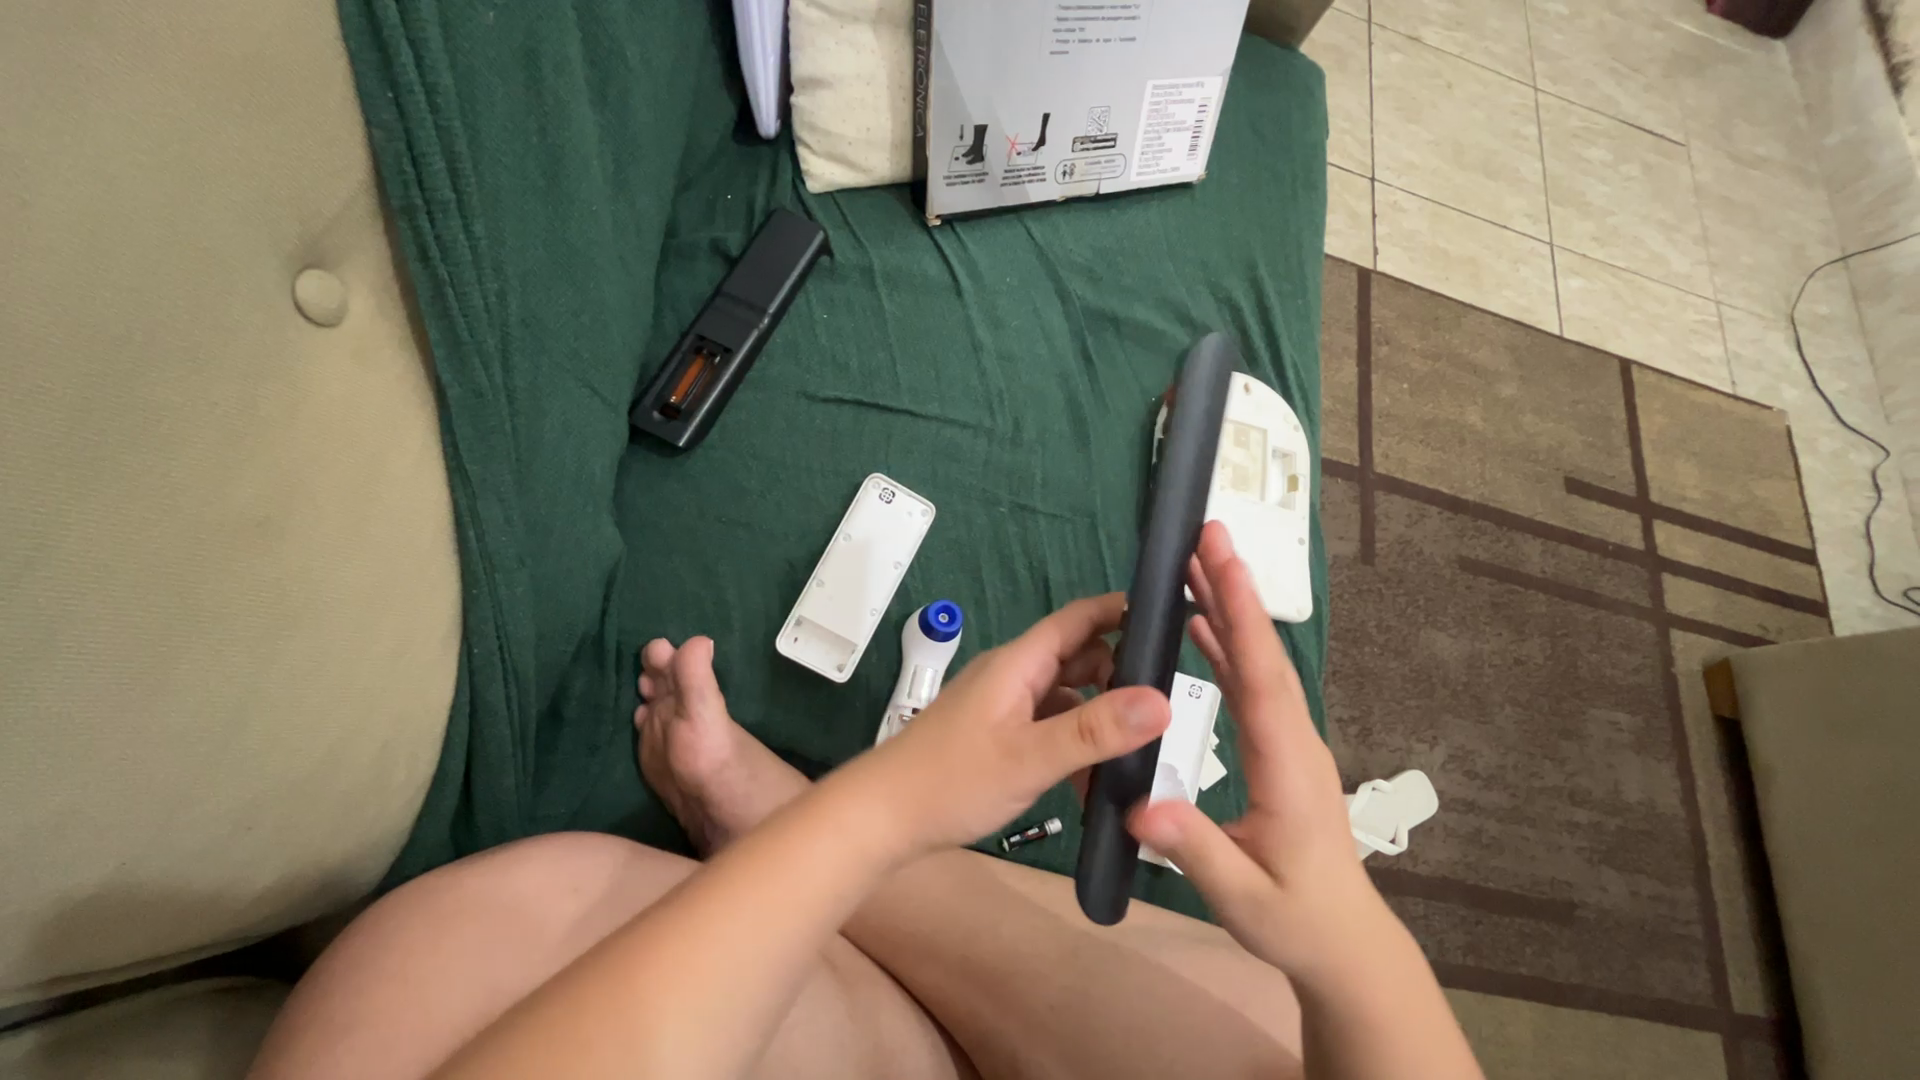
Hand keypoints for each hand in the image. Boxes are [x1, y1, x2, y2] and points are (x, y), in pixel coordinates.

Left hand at [845, 593, 1171, 855]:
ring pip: (1066, 698)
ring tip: (1136, 756)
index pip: (1079, 618)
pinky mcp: (998, 735)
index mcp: (1018, 664)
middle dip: (1120, 678)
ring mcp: (1004, 706)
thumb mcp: (1031, 757)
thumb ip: (1095, 730)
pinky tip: (1093, 786)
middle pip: (1078, 659)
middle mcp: (1013, 675)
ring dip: (1098, 721)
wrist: (882, 818)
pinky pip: (1048, 727)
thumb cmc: (952, 780)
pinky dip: (1074, 747)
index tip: (1170, 621)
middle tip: (1163, 712)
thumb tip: (1162, 700)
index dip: (1122, 612)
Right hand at [1128, 522, 1382, 979]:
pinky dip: (1226, 648)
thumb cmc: (1296, 919)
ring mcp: (1290, 740)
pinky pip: (1251, 685)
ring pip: (1258, 663)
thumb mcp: (1242, 896)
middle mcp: (1295, 738)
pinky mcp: (1279, 747)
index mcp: (1289, 764)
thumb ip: (1196, 851)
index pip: (1263, 677)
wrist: (1343, 941)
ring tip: (1195, 567)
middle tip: (1206, 537)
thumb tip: (1140, 806)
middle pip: (1263, 653)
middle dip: (1234, 591)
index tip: (1221, 560)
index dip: (1241, 616)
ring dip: (1228, 612)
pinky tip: (1200, 628)